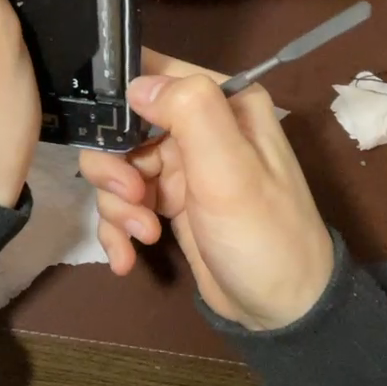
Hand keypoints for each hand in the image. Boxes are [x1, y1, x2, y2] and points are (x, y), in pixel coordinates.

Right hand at [79, 49, 334, 330]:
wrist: (281, 311)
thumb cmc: (263, 235)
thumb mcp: (230, 171)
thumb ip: (190, 114)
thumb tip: (136, 84)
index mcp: (223, 104)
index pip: (153, 74)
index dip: (119, 101)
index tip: (105, 137)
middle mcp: (199, 128)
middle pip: (122, 127)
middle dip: (115, 168)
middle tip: (133, 199)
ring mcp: (180, 167)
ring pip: (116, 168)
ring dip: (117, 205)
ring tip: (143, 235)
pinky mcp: (166, 202)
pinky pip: (121, 203)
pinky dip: (117, 229)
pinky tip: (127, 258)